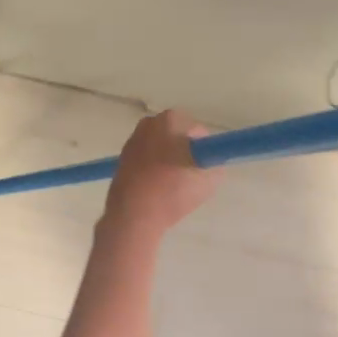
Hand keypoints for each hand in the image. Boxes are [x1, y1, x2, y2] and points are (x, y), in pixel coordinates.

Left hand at [101, 109, 218, 239]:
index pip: (198, 133)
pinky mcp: (122, 160)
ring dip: (168, 162)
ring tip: (171, 188)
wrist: (133, 216)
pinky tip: (156, 190)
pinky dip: (153, 171)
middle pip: (177, 138)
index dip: (205, 152)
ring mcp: (132, 141)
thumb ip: (215, 165)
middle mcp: (149, 123)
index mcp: (171, 120)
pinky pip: (146, 161)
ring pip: (160, 150)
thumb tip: (209, 164)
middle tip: (189, 179)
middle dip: (185, 154)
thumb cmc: (173, 193)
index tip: (203, 170)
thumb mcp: (209, 181)